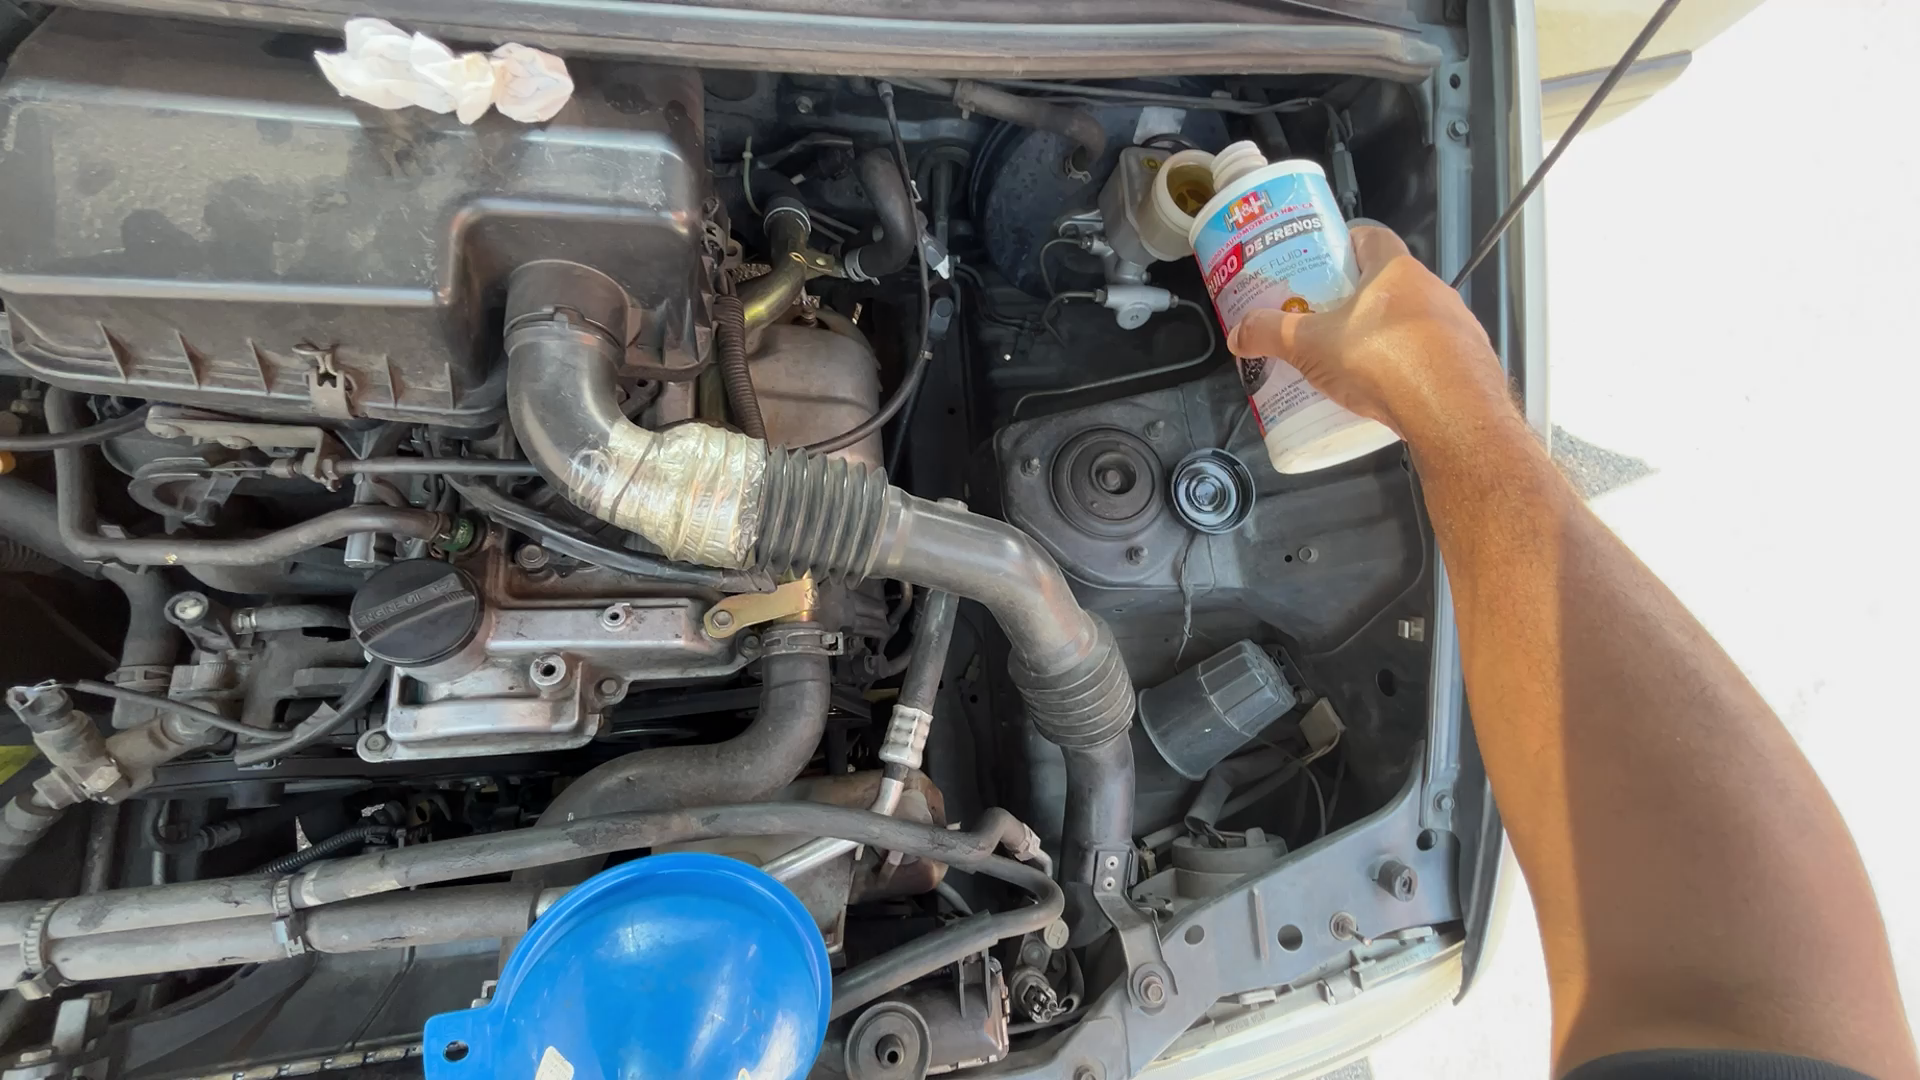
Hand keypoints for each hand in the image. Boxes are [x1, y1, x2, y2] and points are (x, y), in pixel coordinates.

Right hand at [1225, 225, 1509, 439]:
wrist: (1450, 409)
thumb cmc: (1379, 359)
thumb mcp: (1309, 345)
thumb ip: (1270, 334)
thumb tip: (1237, 333)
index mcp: (1393, 270)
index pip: (1370, 237)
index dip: (1343, 244)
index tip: (1319, 265)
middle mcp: (1429, 288)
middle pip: (1384, 283)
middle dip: (1351, 300)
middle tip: (1318, 321)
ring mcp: (1453, 323)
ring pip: (1405, 320)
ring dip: (1377, 335)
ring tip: (1345, 362)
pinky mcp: (1464, 359)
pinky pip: (1425, 353)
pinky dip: (1401, 365)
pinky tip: (1380, 388)